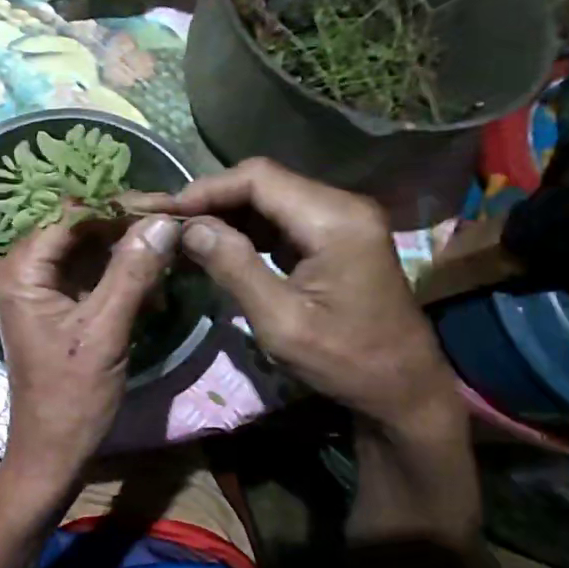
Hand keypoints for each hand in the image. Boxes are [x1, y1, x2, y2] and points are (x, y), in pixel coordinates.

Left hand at [0, 213, 180, 493]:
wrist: (52, 450)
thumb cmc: (72, 396)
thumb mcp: (105, 331)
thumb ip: (132, 273)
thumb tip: (163, 221)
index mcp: (22, 270)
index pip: (71, 215)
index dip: (118, 206)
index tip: (166, 206)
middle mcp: (24, 269)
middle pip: (79, 227)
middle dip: (126, 226)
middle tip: (174, 227)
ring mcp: (40, 287)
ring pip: (89, 249)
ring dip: (128, 251)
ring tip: (170, 257)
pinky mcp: (58, 304)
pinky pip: (91, 274)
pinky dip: (122, 275)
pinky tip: (153, 287)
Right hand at [142, 159, 460, 430]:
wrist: (403, 389)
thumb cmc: (345, 360)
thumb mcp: (281, 321)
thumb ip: (234, 267)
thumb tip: (188, 228)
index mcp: (334, 220)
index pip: (258, 178)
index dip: (206, 190)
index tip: (165, 214)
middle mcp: (342, 206)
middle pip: (263, 182)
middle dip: (211, 199)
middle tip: (167, 224)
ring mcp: (342, 219)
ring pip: (269, 197)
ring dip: (225, 213)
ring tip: (183, 235)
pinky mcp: (335, 237)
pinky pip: (281, 218)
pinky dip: (245, 228)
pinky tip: (216, 246)